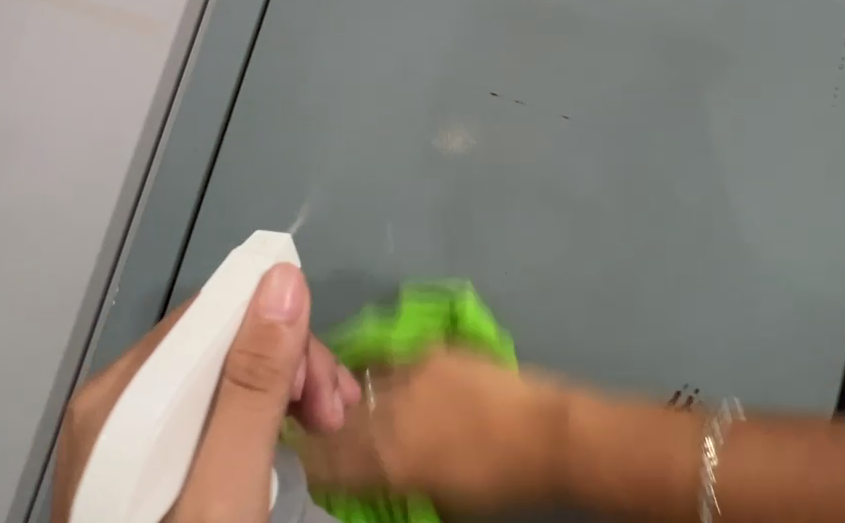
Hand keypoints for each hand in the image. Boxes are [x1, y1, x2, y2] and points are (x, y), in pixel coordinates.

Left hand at [51, 265, 362, 522]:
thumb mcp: (225, 494)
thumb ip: (250, 386)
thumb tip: (281, 277)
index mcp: (121, 397)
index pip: (214, 316)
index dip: (280, 334)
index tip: (327, 387)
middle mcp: (120, 401)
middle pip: (222, 343)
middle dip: (290, 366)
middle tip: (336, 415)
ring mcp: (133, 433)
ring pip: (225, 372)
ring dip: (285, 389)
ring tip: (325, 428)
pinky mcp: (151, 461)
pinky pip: (216, 408)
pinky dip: (262, 417)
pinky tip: (288, 441)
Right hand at [296, 350, 570, 511]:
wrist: (543, 434)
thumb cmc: (495, 480)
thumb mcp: (436, 495)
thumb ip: (393, 479)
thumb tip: (367, 473)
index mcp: (389, 460)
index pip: (327, 458)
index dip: (310, 457)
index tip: (301, 455)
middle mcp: (389, 413)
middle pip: (337, 416)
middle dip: (325, 422)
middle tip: (318, 423)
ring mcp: (410, 374)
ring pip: (362, 383)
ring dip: (352, 393)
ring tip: (347, 396)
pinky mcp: (431, 348)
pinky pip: (391, 358)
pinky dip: (383, 369)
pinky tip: (385, 375)